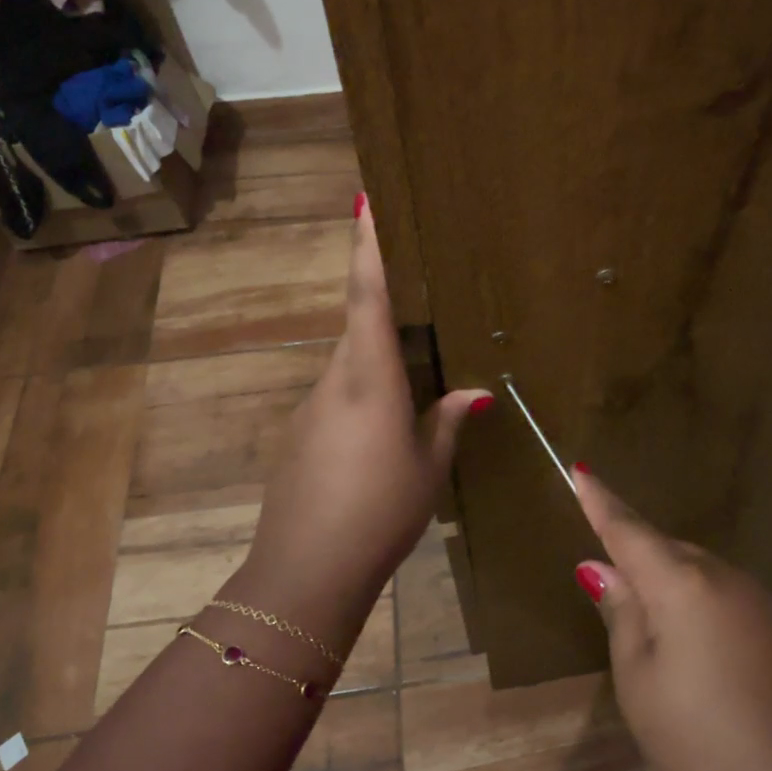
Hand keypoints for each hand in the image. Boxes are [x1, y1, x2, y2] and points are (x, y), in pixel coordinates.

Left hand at [241, 195, 489, 598]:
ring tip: (412, 393)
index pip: (368, 298)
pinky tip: (379, 442)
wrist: (306, 569)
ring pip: (349, 369)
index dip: (368, 248)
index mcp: (370, 380)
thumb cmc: (380, 512)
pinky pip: (336, 401)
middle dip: (383, 310)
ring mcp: (310, 409)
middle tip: (417, 300)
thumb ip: (447, 422)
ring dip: (377, 368)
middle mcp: (334, 382)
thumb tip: (473, 392)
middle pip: (358, 330)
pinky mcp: (298, 437)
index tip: (363, 200)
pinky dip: (361, 402)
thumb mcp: (428, 468)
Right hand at [572, 468, 771, 770]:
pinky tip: (695, 650)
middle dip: (636, 553)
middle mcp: (728, 579)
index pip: (630, 530)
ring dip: (670, 584)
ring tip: (647, 629)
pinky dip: (700, 607)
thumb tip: (602, 567)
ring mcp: (763, 604)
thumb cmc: (703, 747)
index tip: (579, 472)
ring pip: (701, 574)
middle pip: (669, 550)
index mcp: (684, 585)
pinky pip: (727, 600)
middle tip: (605, 580)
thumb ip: (623, 616)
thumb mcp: (641, 685)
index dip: (601, 502)